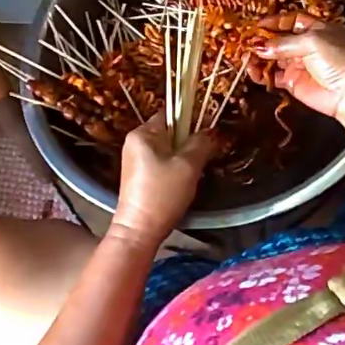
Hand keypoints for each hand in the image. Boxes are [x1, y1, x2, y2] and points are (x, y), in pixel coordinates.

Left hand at [109, 122, 213, 242]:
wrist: (139, 230)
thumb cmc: (162, 194)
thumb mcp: (188, 166)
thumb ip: (201, 143)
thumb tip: (210, 131)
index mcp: (142, 133)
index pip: (170, 114)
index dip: (190, 119)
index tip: (207, 131)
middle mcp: (134, 142)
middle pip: (169, 132)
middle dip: (188, 142)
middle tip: (203, 156)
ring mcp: (134, 160)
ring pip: (167, 149)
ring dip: (183, 157)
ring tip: (194, 172)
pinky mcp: (138, 176)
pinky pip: (161, 163)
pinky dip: (174, 168)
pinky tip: (182, 183)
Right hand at [254, 14, 344, 122]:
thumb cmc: (338, 60)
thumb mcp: (311, 42)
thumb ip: (283, 43)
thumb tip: (259, 47)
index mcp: (316, 29)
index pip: (291, 21)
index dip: (275, 22)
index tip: (257, 25)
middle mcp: (306, 45)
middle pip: (278, 39)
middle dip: (262, 40)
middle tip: (245, 42)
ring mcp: (297, 64)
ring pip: (272, 58)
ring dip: (258, 57)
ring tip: (244, 57)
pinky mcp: (291, 82)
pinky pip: (271, 76)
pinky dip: (260, 73)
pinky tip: (251, 70)